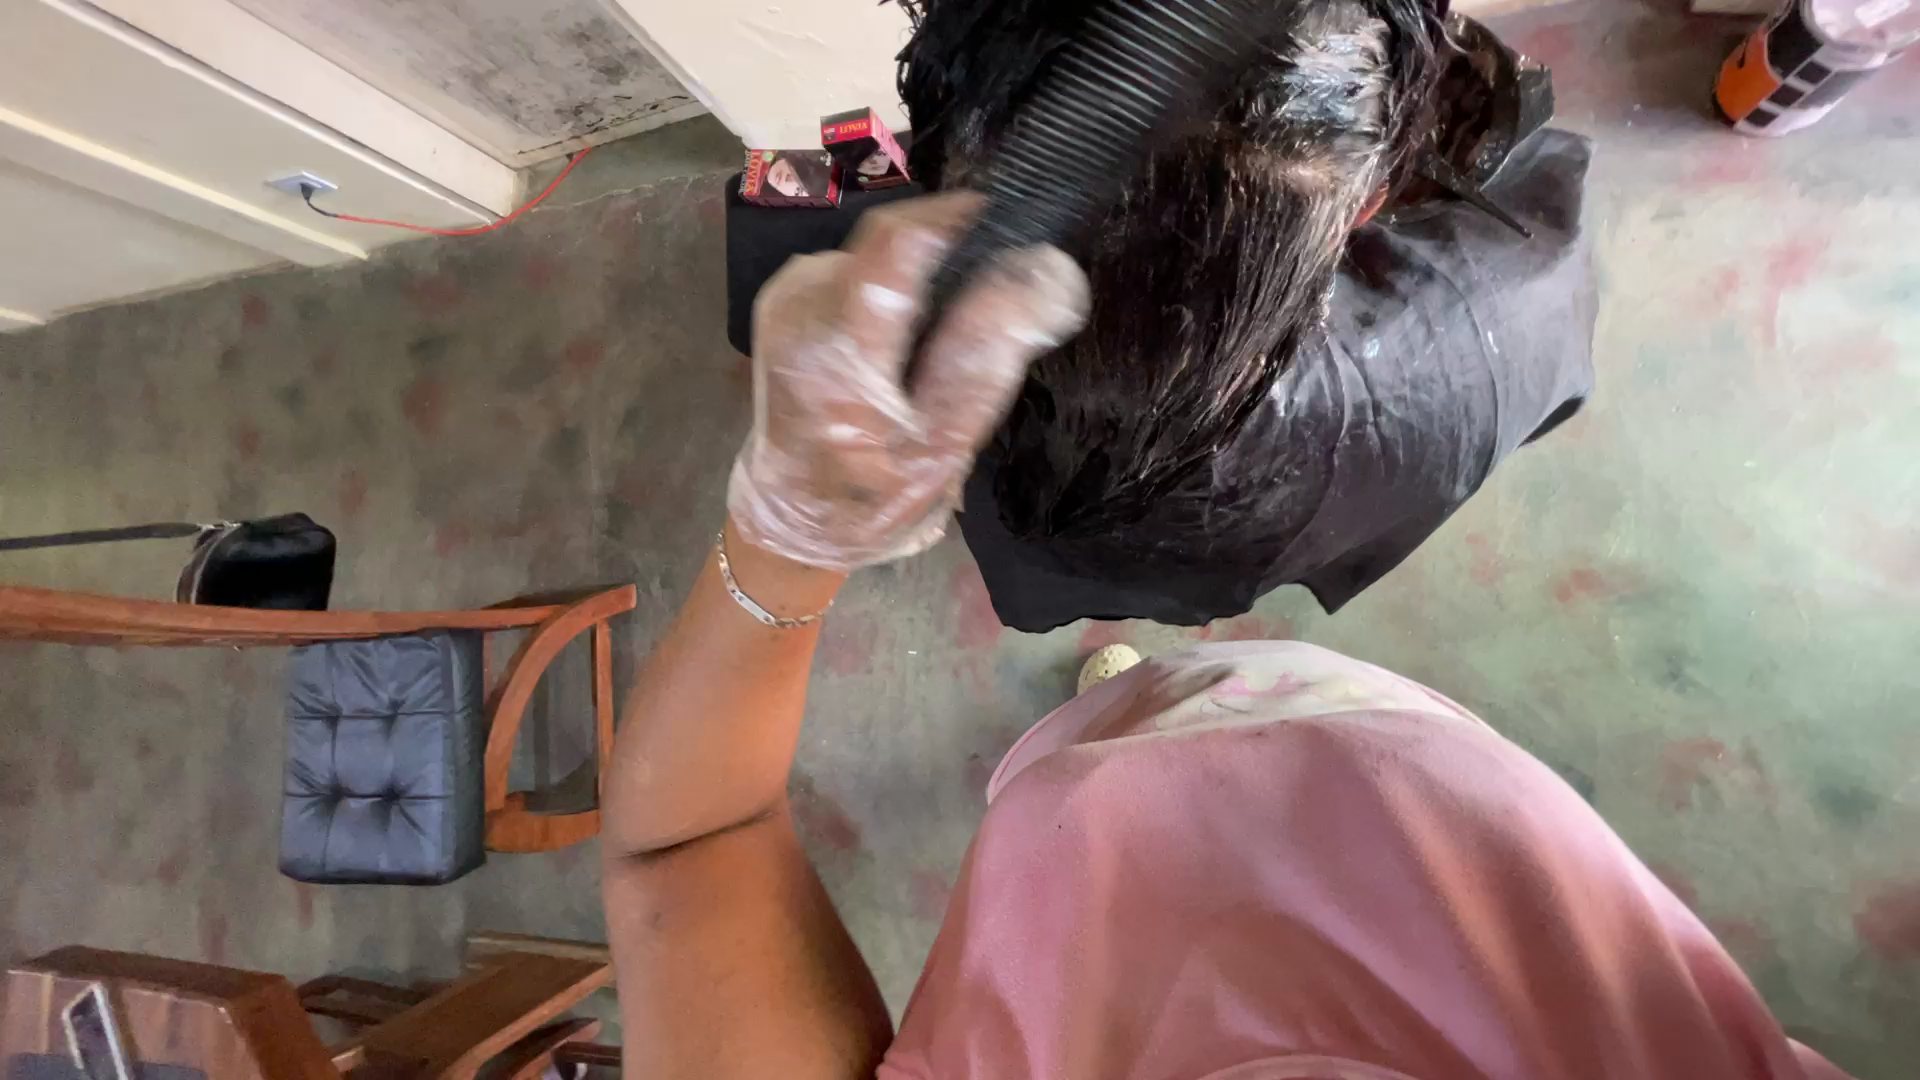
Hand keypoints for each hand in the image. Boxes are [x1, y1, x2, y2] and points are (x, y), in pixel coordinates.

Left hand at [727, 194, 1089, 571]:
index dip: (958, 217)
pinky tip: (893, 342)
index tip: (1006, 224)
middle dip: (942, 260)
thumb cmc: (873, 496)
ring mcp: (783, 302)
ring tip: (931, 341)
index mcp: (838, 352)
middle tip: (976, 310)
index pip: (898, 242)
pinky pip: (849, 271)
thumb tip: (1045, 273)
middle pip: (889, 244)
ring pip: (870, 255)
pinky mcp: (780, 301)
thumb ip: (986, 356)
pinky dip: (883, 292)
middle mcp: (799, 310)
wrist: (795, 516)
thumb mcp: (943, 444)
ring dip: (914, 280)